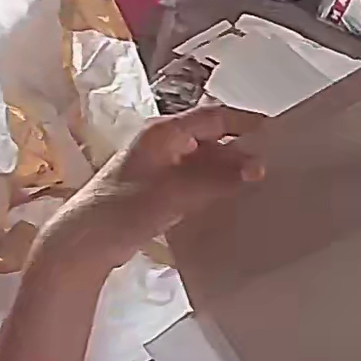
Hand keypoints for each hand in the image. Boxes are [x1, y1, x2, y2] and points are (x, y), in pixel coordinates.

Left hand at [29, 105, 265, 276]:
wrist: (85, 243)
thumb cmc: (125, 209)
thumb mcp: (175, 192)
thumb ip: (218, 179)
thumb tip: (259, 167)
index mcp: (164, 133)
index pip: (213, 117)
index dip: (245, 121)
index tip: (276, 132)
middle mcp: (163, 143)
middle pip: (211, 138)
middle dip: (241, 148)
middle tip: (272, 161)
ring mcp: (161, 167)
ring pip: (205, 160)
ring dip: (229, 169)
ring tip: (259, 182)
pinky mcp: (160, 189)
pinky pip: (197, 179)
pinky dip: (216, 184)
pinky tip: (232, 198)